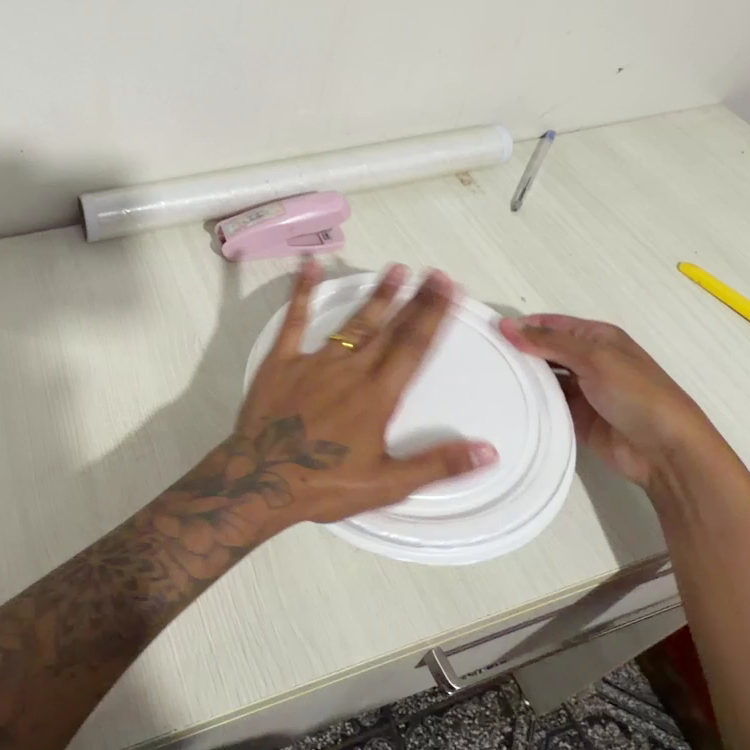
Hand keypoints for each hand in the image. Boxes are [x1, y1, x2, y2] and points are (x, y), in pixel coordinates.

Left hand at [229, 259, 497, 528]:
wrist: (261, 479)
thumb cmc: (325, 484)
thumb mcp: (387, 484)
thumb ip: (438, 464)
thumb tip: (488, 451)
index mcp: (378, 396)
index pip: (414, 348)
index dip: (434, 316)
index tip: (449, 289)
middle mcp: (351, 371)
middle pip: (390, 330)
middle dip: (414, 300)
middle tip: (434, 273)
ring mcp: (315, 362)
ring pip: (353, 323)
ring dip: (376, 296)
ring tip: (395, 270)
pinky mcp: (282, 361)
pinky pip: (295, 320)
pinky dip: (304, 292)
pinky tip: (311, 265)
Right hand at [498, 314, 721, 488]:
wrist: (667, 451)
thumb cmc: (637, 395)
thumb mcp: (594, 359)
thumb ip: (549, 342)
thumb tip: (506, 325)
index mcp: (598, 338)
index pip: (551, 324)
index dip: (522, 326)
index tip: (488, 333)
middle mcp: (589, 360)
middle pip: (545, 350)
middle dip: (519, 352)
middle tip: (482, 357)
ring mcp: (583, 390)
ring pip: (544, 378)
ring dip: (523, 378)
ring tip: (486, 379)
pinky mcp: (576, 418)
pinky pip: (547, 405)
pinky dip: (530, 402)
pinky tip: (505, 402)